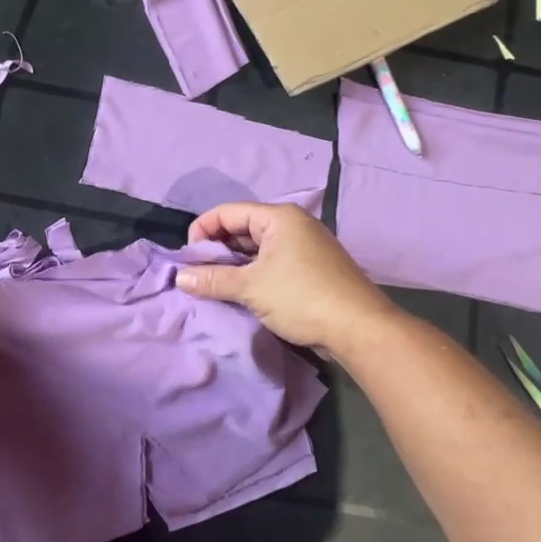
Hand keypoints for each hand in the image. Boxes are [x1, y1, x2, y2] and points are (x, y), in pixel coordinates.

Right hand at [177, 202, 403, 352]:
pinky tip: (243, 293)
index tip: (188, 260)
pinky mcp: (312, 268)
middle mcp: (293, 224)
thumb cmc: (302, 297)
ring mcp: (305, 246)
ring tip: (216, 286)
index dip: (202, 231)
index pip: (226, 212)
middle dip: (217, 250)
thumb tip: (180, 277)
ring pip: (256, 248)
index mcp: (278, 217)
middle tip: (198, 275)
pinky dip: (253, 274)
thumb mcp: (250, 288)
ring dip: (234, 265)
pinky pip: (272, 262)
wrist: (360, 329)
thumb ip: (212, 279)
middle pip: (241, 228)